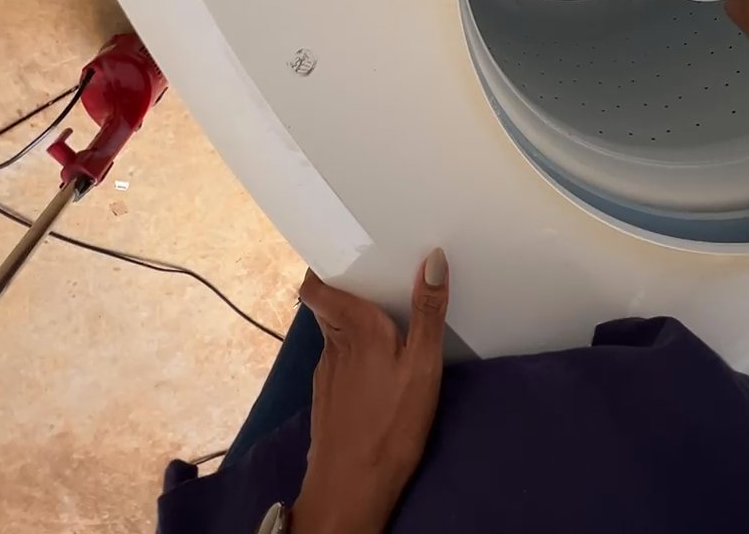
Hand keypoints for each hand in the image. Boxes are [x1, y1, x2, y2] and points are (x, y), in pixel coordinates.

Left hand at [290, 250, 449, 533]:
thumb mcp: (423, 366)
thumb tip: (433, 259)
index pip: (316, 287)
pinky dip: (354, 353)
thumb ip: (428, 312)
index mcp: (355, 328)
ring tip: (387, 319)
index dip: (324, 269)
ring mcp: (326, 375)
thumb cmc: (390, 425)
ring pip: (334, 334)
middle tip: (382, 279)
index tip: (348, 254)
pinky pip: (339, 361)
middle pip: (329, 306)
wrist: (349, 493)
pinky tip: (377, 367)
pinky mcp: (328, 400)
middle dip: (350, 291)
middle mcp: (333, 345)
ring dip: (354, 322)